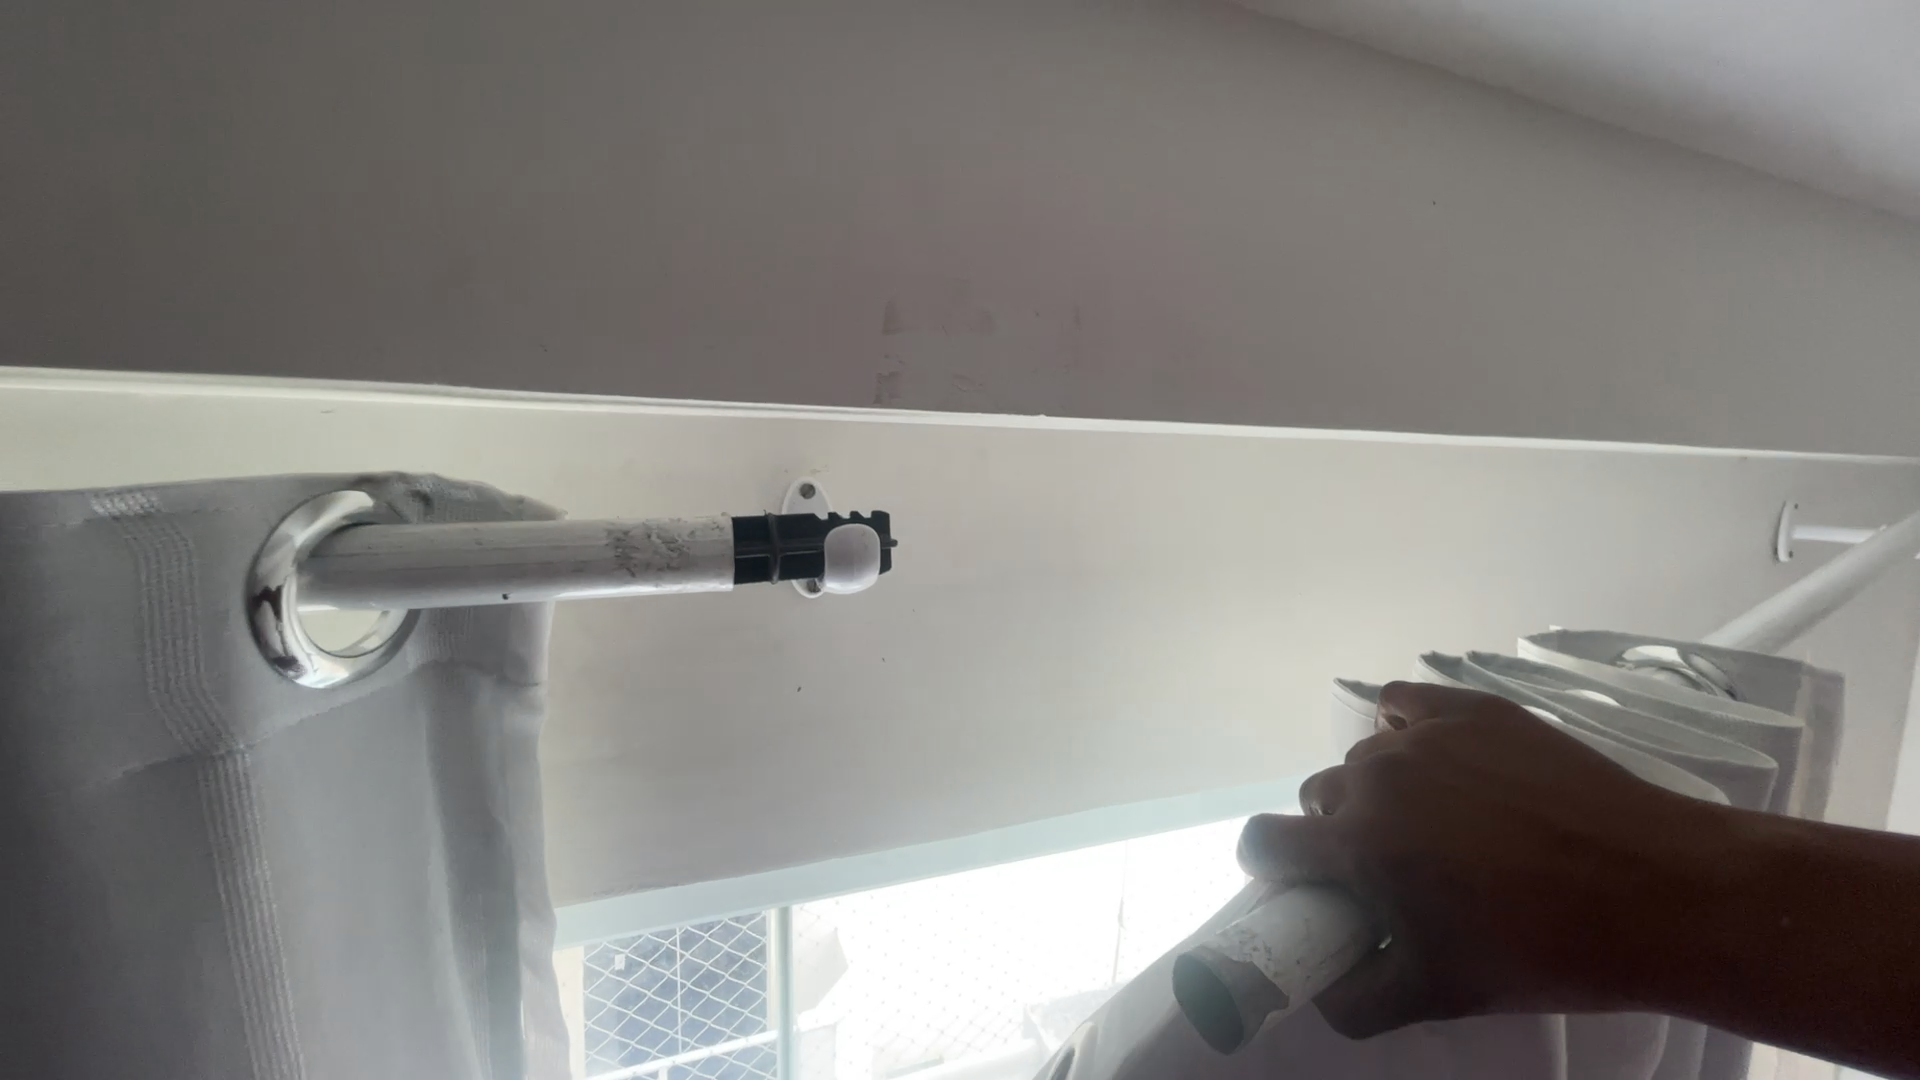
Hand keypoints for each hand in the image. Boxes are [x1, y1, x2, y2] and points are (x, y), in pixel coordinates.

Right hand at [1237, 682, 1731, 1038]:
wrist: (1663, 893)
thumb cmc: (1544, 948)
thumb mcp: (1443, 995)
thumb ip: (1358, 999)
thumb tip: (1317, 990)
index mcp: (1355, 846)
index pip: (1264, 840)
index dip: (1268, 860)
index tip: (1294, 873)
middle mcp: (1371, 780)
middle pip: (1318, 796)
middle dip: (1340, 828)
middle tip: (1398, 859)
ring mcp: (1418, 737)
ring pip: (1365, 757)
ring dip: (1382, 787)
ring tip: (1444, 817)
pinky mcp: (1463, 709)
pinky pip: (1401, 705)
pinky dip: (1405, 728)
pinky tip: (1441, 758)